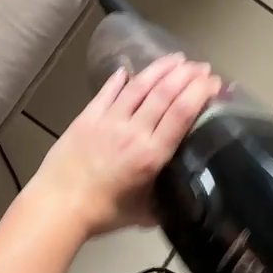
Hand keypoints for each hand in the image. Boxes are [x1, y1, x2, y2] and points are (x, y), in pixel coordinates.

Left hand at [23, 53, 220, 236]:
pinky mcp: (86, 117)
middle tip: (201, 67)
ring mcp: (108, 120)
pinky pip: (107, 92)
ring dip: (160, 69)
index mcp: (152, 155)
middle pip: (164, 93)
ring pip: (139, 87)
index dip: (200, 92)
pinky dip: (119, 80)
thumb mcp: (143, 214)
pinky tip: (128, 70)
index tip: (214, 82)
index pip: (182, 113)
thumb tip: (183, 201)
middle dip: (186, 75)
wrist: (58, 205)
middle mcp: (133, 131)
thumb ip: (164, 204)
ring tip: (176, 58)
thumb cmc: (102, 213)